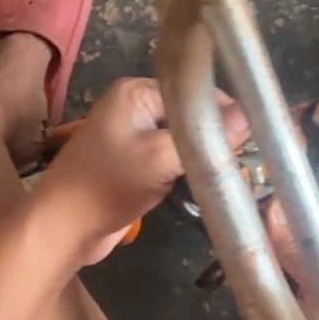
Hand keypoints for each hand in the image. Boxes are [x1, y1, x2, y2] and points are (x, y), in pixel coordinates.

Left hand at [36, 78, 246, 261]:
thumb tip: (249, 117)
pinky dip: (187, 170)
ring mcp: (132, 137)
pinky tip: (208, 182)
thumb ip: (205, 137)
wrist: (63, 228)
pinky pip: (170, 159)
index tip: (255, 134)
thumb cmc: (108, 185)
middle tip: (246, 159)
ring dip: (202, 155)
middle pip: (189, 114)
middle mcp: (134, 106)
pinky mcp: (133, 164)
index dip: (224, 111)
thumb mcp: (161, 157)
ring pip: (181, 139)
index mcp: (136, 91)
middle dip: (215, 135)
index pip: (193, 90)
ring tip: (234, 171)